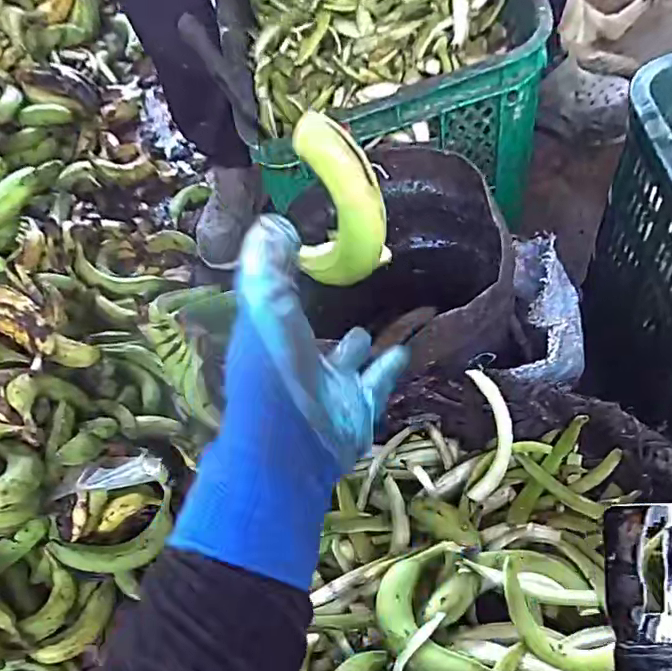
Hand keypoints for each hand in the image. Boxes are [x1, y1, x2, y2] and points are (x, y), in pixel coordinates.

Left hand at [168, 216, 407, 588]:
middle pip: (321, 330)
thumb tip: (275, 223)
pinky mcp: (361, 407)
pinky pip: (382, 378)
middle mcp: (301, 362)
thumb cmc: (271, 373)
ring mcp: (333, 387)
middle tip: (355, 285)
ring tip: (385, 317)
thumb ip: (266, 265)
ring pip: (354, 355)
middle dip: (333, 310)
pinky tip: (408, 347)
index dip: (293, 278)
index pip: (284, 302)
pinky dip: (394, 362)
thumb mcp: (263, 307)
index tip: (310, 250)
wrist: (291, 447)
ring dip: (364, 339)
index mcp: (272, 338)